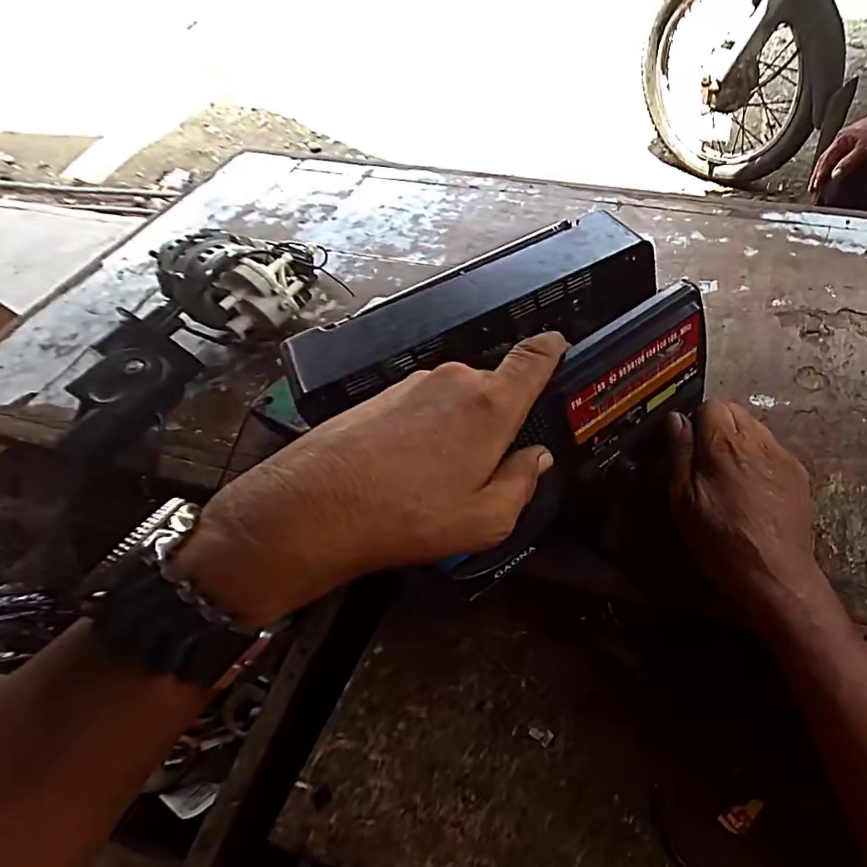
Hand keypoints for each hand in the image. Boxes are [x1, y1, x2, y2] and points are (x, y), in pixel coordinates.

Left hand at [172, 332, 566, 626]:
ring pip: (458, 401)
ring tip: (440, 479)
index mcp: (490, 406)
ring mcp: (414, 385)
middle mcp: (454, 382)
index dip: (553, 348)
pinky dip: (428, 432)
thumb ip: (524, 483)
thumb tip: (535, 460)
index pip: (534, 357)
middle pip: (496, 389)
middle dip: (500, 421)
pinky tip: (409, 472)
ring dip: (461, 430)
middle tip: (489, 466)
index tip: (559, 346)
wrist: (307, 511)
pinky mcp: (381, 396)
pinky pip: (424, 407)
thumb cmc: (403, 516)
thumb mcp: (487, 519)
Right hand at [666, 402, 835, 629]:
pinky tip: (754, 490)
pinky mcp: (799, 473)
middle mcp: (758, 440)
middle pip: (735, 411)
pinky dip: (760, 459)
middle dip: (718, 427)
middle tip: (707, 463)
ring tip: (731, 477)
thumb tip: (676, 419)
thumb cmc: (721, 541)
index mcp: (725, 443)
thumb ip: (680, 454)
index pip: (711, 405)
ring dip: (740, 441)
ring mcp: (783, 455)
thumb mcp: (684, 501)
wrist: (776, 573)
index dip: (697, 424)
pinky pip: (773, 450)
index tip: (690, 451)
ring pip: (756, 428)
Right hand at [809, 107, 866, 198]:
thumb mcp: (864, 150)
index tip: (814, 189)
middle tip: (812, 190)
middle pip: (824, 160)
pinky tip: (836, 170)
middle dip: (816, 175)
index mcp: (840, 141)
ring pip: (829, 158)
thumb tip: (835, 175)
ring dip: (823, 171)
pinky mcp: (854, 141)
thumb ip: (848, 162)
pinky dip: (832, 166)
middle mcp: (841, 139)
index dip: (818, 177)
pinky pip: (838, 156)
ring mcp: (847, 140)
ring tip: (820, 183)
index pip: (824, 162)